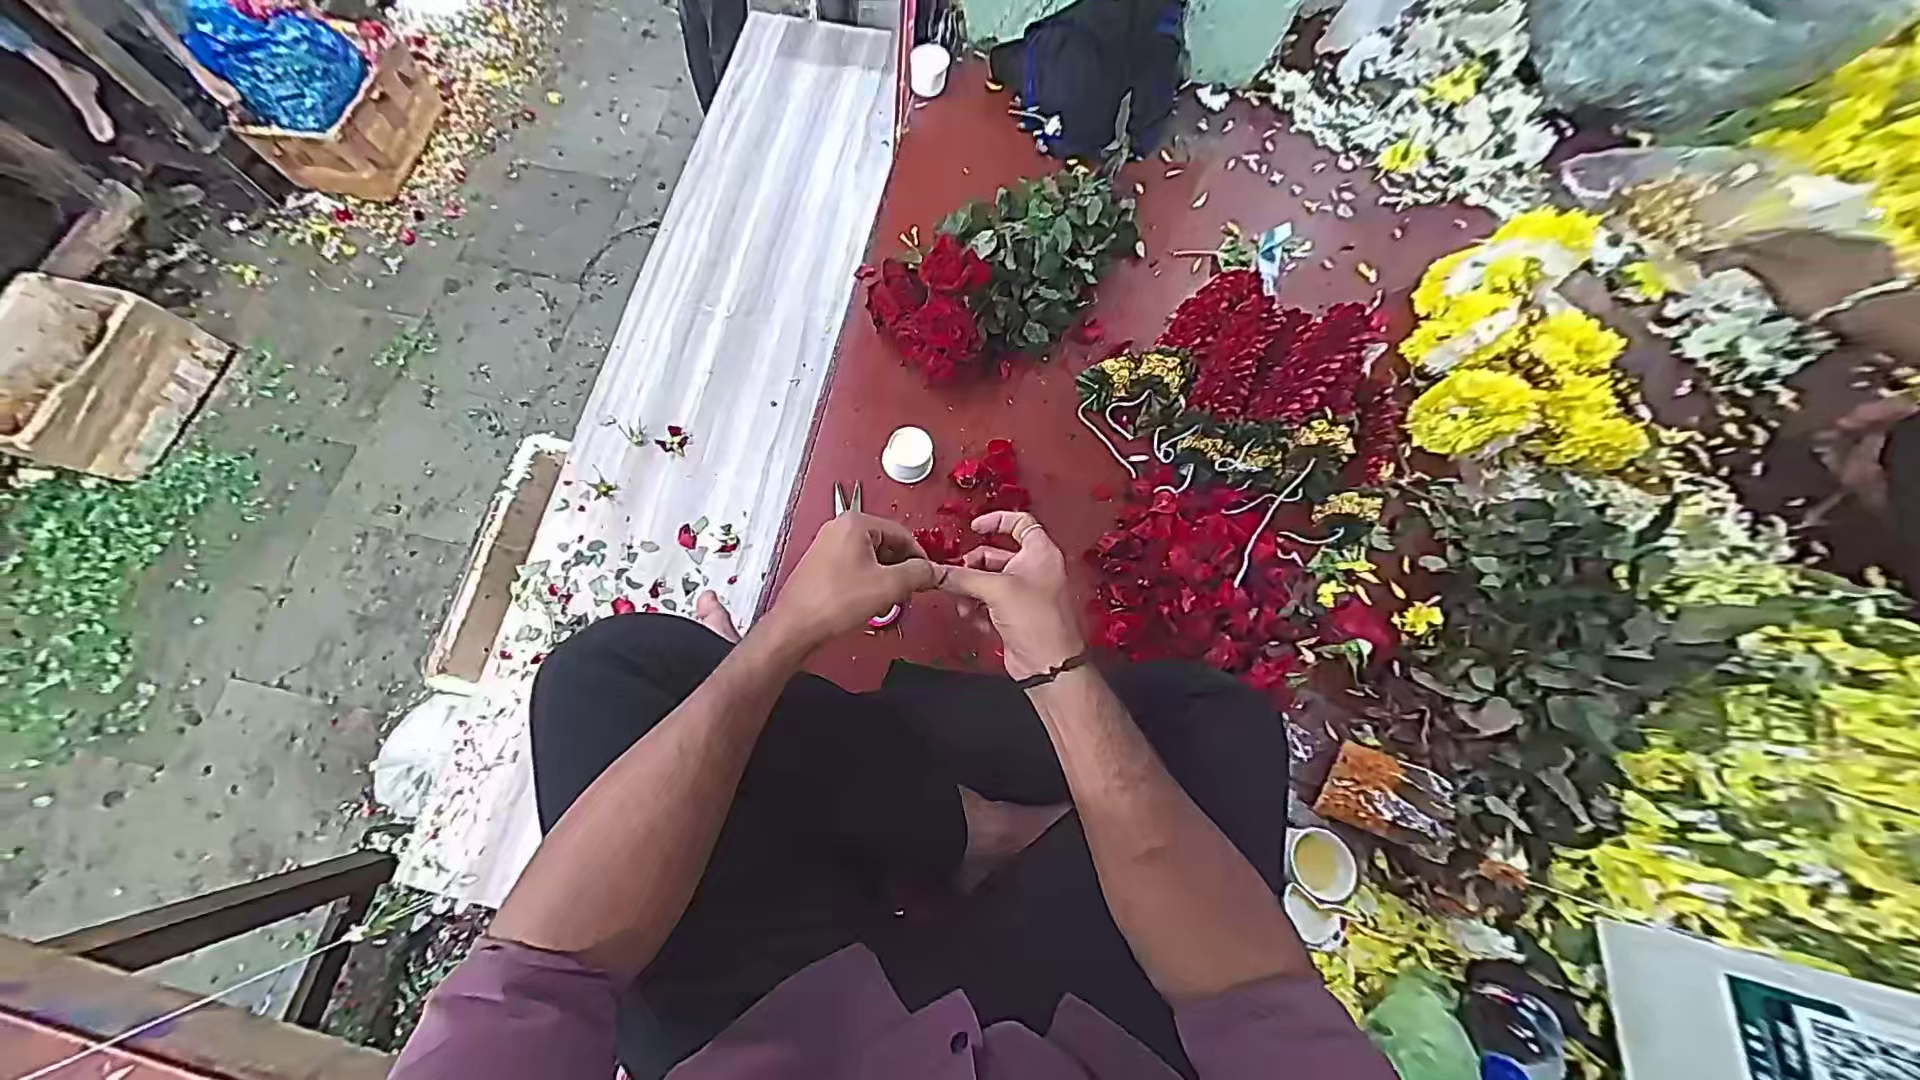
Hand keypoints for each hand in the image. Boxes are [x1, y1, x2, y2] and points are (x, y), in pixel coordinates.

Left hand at [762, 512, 938, 653]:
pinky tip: (870, 602)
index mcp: (855, 523)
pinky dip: (869, 583)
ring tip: (888, 599)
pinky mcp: (823, 565)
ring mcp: (829, 546)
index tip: (927, 575)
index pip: (902, 534)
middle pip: (887, 545)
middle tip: (909, 590)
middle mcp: (840, 529)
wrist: (796, 627)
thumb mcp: (889, 586)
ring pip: (873, 558)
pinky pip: (857, 568)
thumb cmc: (832, 603)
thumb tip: (933, 570)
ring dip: (886, 579)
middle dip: (901, 569)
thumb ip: (918, 573)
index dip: (919, 557)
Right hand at [935, 511, 1085, 680]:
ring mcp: (1024, 593)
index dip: (997, 521)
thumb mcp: (997, 589)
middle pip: (995, 555)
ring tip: (962, 603)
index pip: (1020, 522)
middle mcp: (1034, 569)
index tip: (974, 528)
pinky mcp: (1014, 614)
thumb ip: (963, 577)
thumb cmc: (1037, 620)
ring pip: (988, 581)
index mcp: (1040, 552)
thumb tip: (937, 571)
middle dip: (972, 566)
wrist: (1048, 664)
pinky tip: (974, 618)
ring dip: (970, 590)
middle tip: (956, 576)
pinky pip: (988, 602)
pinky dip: (978, 607)